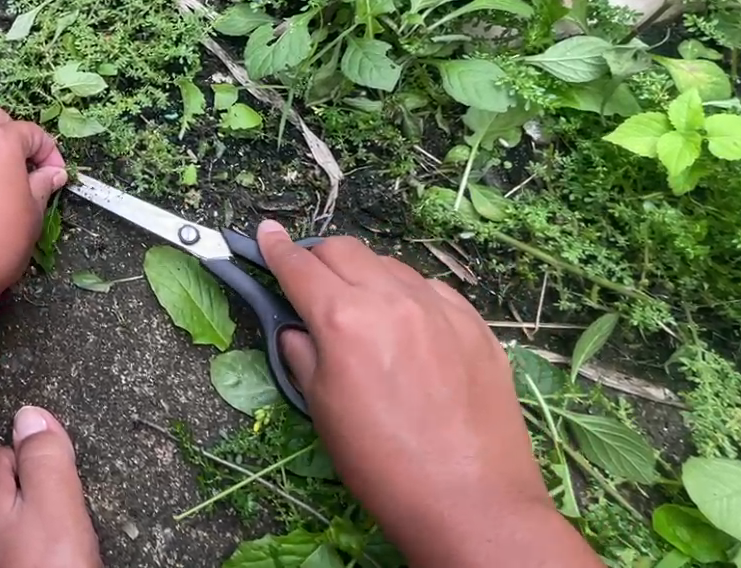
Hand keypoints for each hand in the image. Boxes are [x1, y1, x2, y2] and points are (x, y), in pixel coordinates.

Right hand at [257, 221, 575, 565]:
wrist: (474, 507)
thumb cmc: (381, 462)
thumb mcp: (320, 404)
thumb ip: (301, 350)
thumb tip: (297, 326)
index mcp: (342, 318)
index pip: (297, 265)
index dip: (275, 247)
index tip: (266, 232)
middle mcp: (390, 300)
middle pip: (342, 249)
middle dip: (318, 259)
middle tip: (313, 285)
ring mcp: (439, 309)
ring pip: (387, 264)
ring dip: (364, 275)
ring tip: (365, 311)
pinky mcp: (475, 327)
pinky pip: (430, 289)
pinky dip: (407, 295)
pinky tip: (408, 327)